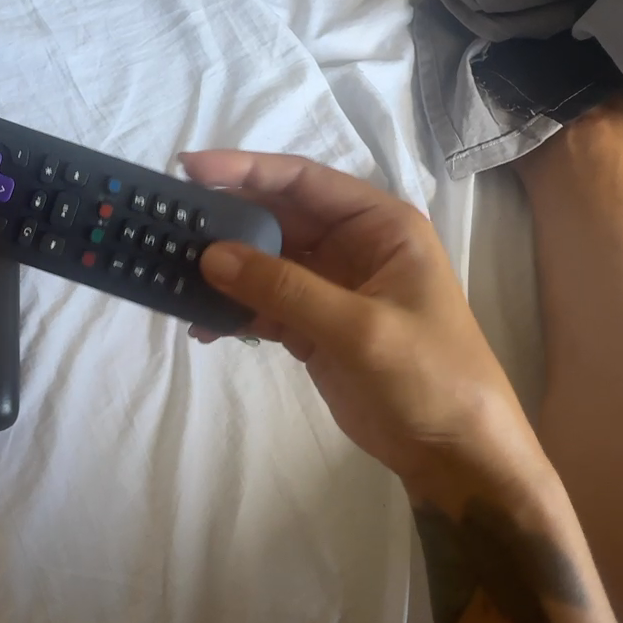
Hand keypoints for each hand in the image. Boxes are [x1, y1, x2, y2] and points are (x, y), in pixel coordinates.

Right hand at [181, 152, 529, 486]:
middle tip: (168, 226)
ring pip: (260, 261)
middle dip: (224, 223)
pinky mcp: (310, 323)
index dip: (245, 169)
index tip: (189, 169)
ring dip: (221, 269)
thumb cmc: (430, 377)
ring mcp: (327, 286)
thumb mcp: (359, 328)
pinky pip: (259, 303)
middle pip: (274, 218)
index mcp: (378, 226)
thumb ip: (284, 288)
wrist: (454, 454)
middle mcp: (350, 246)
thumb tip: (211, 256)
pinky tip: (202, 324)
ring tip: (173, 274)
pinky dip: (231, 310)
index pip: (303, 181)